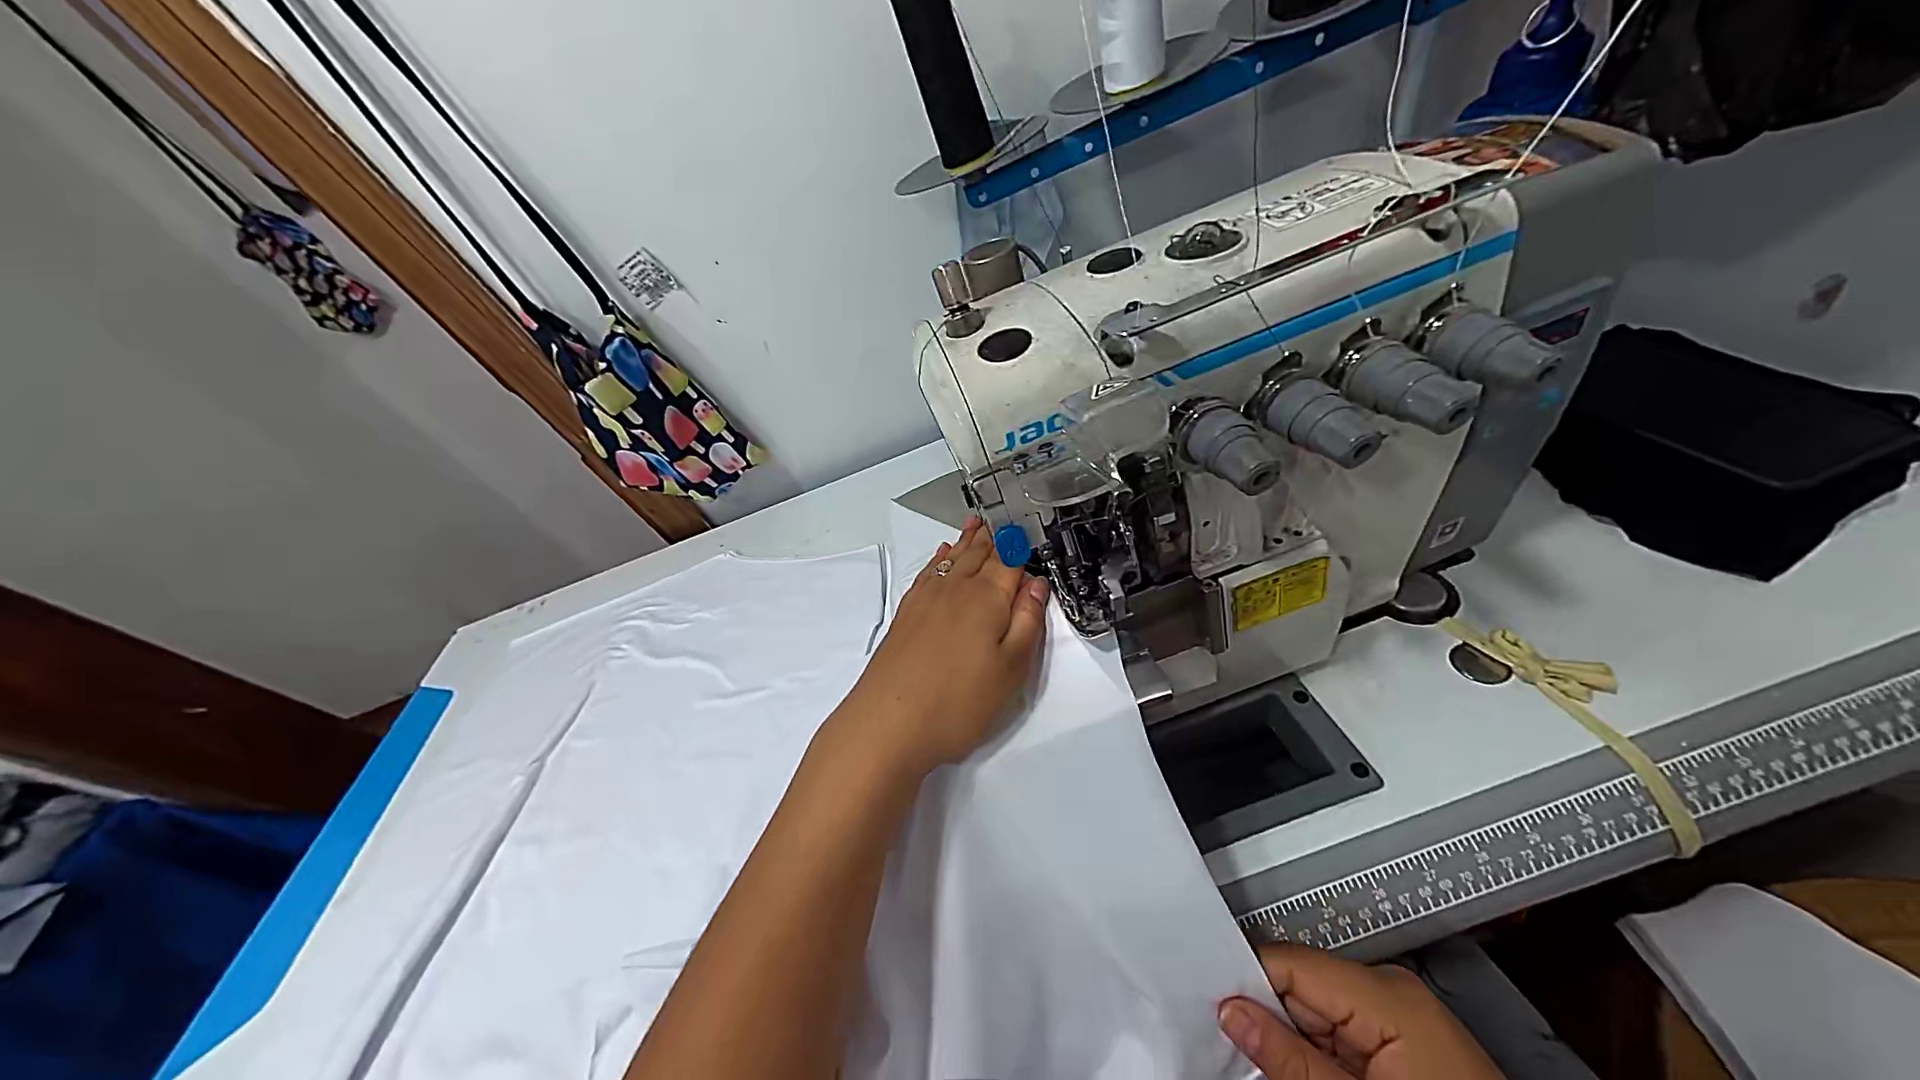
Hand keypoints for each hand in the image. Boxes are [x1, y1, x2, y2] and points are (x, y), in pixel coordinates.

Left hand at [834, 516, 1048, 776]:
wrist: (888, 723)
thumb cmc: (956, 703)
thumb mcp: (1012, 668)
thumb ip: (1028, 622)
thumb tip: (1036, 585)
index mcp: (987, 599)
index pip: (1010, 561)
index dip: (1020, 545)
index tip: (1027, 529)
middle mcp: (955, 591)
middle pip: (979, 554)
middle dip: (993, 536)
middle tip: (1001, 518)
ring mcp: (926, 600)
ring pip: (953, 560)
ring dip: (966, 541)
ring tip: (975, 524)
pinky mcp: (906, 615)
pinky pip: (928, 574)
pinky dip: (939, 560)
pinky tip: (941, 558)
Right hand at [1219, 943, 1503, 1078]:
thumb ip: (1291, 1058)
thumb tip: (1234, 1012)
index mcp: (1387, 992)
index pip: (1287, 960)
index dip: (1245, 982)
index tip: (1216, 1009)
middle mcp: (1392, 989)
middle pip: (1298, 982)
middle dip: (1269, 1016)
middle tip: (1249, 1055)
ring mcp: (1398, 1012)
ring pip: (1314, 1008)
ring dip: (1292, 1038)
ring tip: (1285, 1071)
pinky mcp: (1399, 1036)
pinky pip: (1338, 1027)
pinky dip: (1316, 1050)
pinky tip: (1310, 1073)